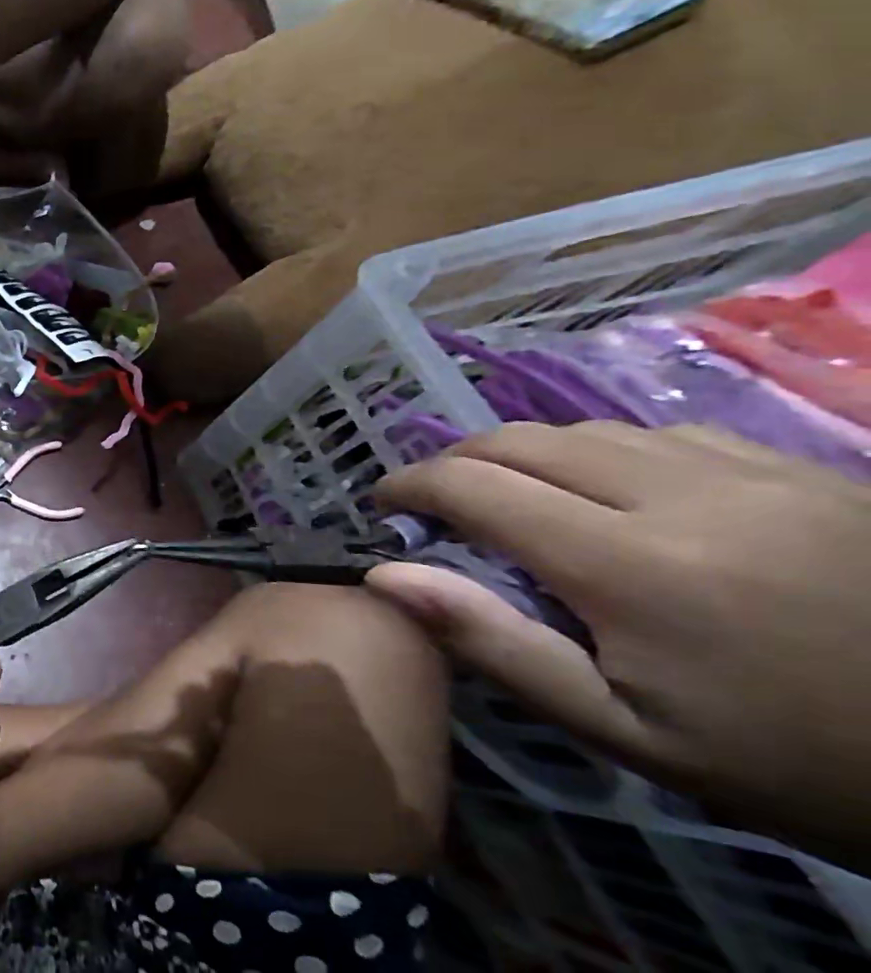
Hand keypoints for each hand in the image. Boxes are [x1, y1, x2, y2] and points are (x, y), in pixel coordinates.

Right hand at [366, 421, 870, 867]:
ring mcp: (754, 472)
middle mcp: (683, 493)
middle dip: (454, 462)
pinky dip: (598, 451)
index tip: (384, 506)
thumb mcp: (623, 730)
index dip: (410, 487)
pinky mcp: (805, 470)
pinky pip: (660, 434)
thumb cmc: (791, 761)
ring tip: (508, 495)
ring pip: (586, 429)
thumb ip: (495, 644)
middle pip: (520, 441)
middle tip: (432, 503)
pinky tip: (605, 490)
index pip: (473, 486)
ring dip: (522, 454)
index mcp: (629, 562)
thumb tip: (387, 575)